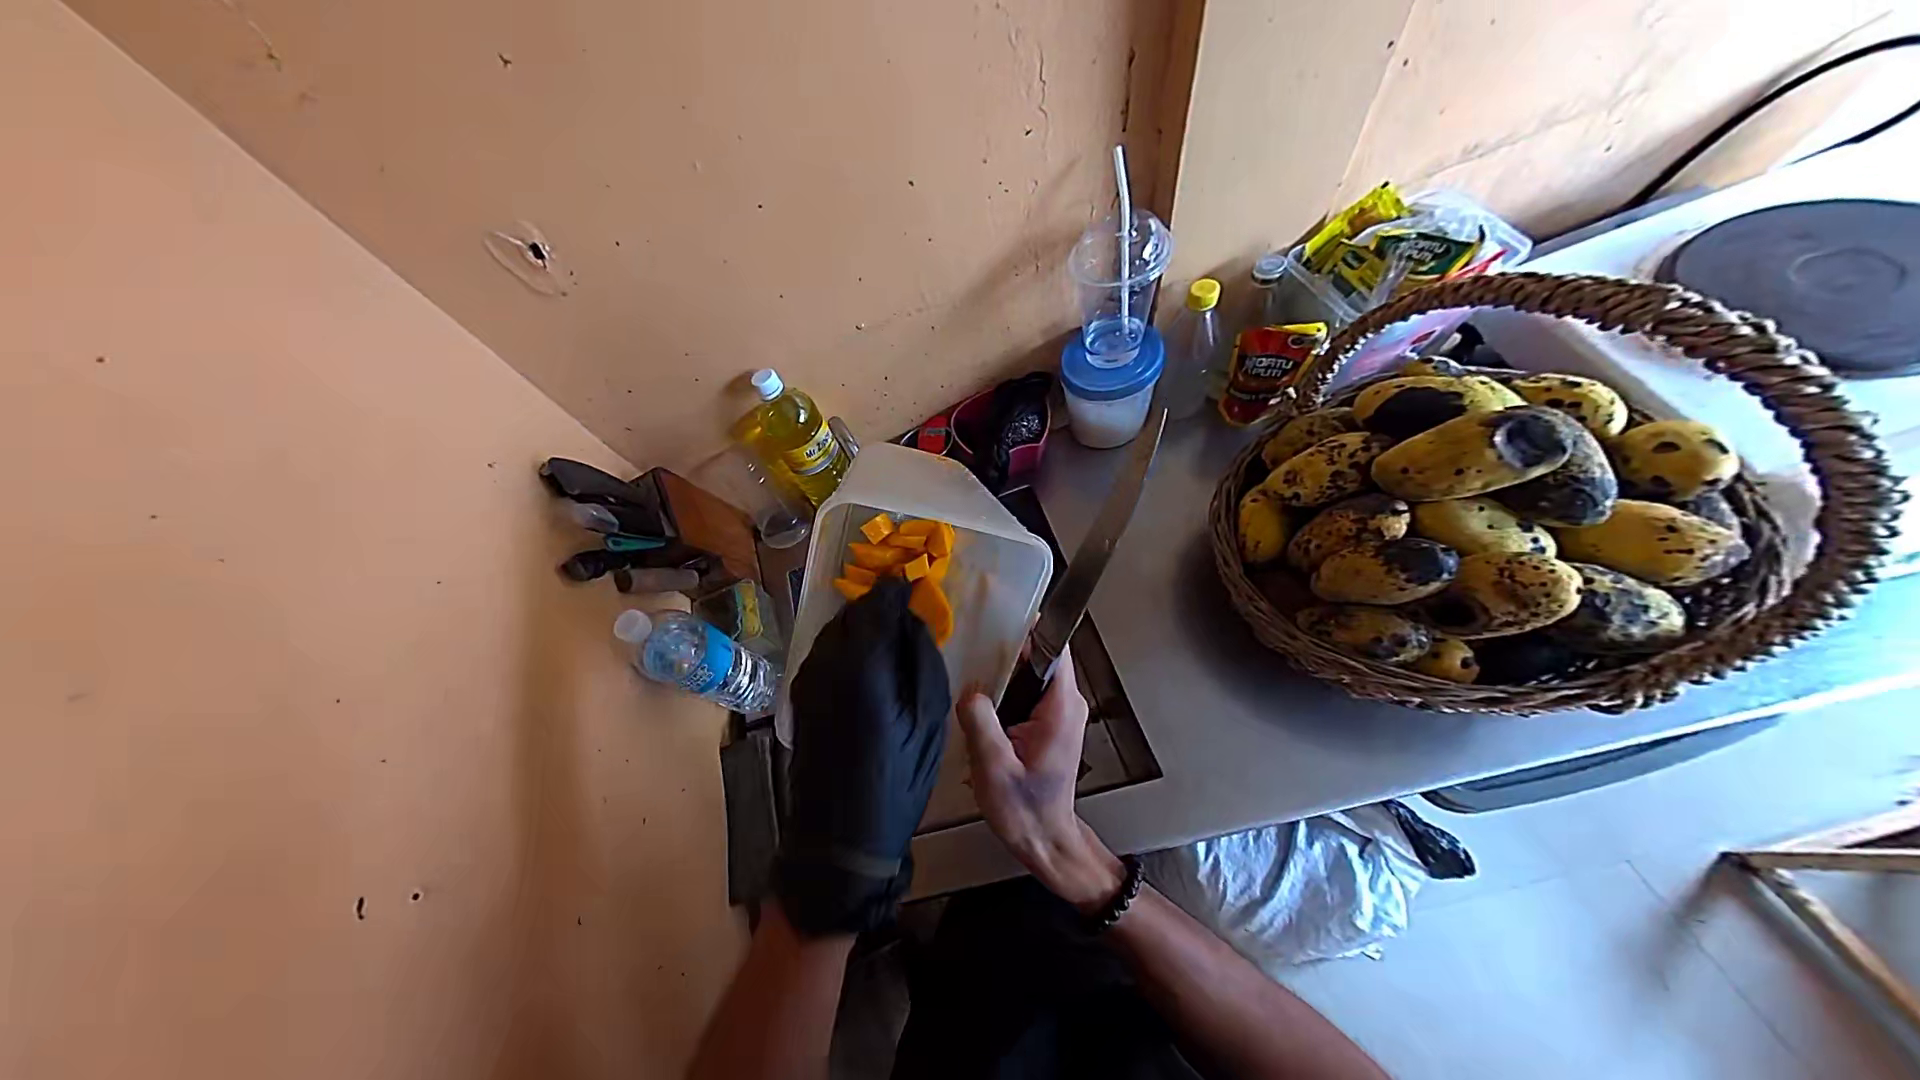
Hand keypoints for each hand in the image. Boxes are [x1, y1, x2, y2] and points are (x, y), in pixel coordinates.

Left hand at [777, 578, 950, 935]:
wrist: (840, 838)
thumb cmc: (896, 781)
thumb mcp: (926, 721)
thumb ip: (920, 660)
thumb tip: (913, 620)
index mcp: (862, 666)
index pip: (876, 606)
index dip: (895, 591)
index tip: (911, 582)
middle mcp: (826, 664)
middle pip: (851, 614)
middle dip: (877, 604)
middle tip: (903, 606)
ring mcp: (806, 680)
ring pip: (833, 631)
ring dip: (859, 622)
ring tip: (887, 630)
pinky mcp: (799, 698)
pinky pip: (822, 653)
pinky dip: (844, 644)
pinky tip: (865, 658)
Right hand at [957, 651, 1123, 913]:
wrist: (1045, 840)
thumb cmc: (1026, 810)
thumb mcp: (993, 767)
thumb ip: (981, 722)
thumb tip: (969, 690)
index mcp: (1061, 708)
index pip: (1055, 648)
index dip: (1030, 629)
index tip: (1002, 618)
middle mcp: (1067, 704)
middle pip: (1041, 655)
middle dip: (1009, 649)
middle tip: (976, 646)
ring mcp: (1061, 713)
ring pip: (1034, 672)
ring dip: (1006, 671)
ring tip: (976, 670)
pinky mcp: (1051, 722)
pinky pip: (1031, 690)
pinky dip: (1009, 689)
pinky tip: (984, 698)